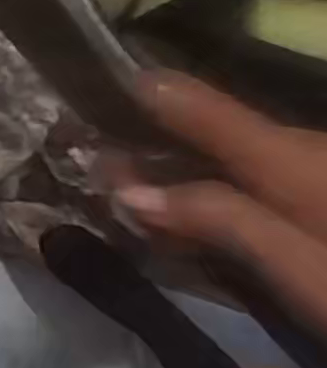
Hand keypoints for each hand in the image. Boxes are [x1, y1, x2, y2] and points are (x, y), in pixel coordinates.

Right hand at [111, 70, 326, 334]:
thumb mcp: (310, 278)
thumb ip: (215, 221)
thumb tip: (126, 189)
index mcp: (280, 152)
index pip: (170, 91)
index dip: (114, 89)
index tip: (66, 104)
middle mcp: (298, 145)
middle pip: (196, 130)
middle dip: (145, 156)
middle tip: (111, 194)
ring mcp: (319, 169)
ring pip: (230, 160)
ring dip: (184, 183)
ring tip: (157, 223)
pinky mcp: (324, 192)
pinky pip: (265, 183)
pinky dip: (226, 201)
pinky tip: (213, 234)